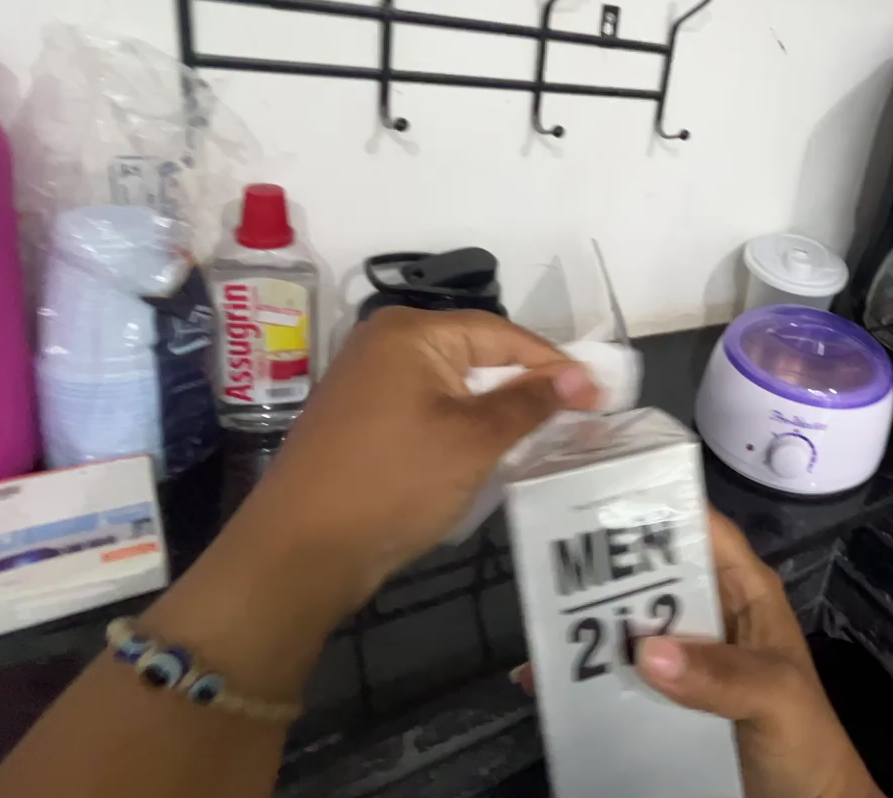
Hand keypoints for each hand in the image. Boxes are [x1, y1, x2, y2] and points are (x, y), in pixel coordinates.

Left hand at [233, 307, 599, 615]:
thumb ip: (532, 402)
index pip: (504, 335)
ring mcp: (370, 380)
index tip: (598, 393)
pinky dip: (467, 420)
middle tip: (578, 411)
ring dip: (501, 405)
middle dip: (529, 384)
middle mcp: (387, 343)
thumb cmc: (392, 484)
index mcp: (411, 333)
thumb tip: (585, 377)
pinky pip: (433, 404)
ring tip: (546, 428)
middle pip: (481, 354)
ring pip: (458, 382)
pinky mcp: (364, 416)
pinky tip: (493, 444)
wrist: (294, 559)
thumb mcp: (474, 440)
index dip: (555, 364)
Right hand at [517, 511, 881, 797]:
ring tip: (539, 620)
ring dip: (593, 624)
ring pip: (636, 623)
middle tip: (553, 560)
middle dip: (613, 570)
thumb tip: (647, 651)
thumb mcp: (772, 696)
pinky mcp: (669, 694)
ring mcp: (689, 653)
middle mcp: (713, 611)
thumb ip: (720, 674)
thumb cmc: (803, 736)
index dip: (662, 508)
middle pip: (658, 575)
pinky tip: (544, 681)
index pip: (704, 530)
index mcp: (745, 590)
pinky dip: (589, 676)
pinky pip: (624, 675)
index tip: (607, 499)